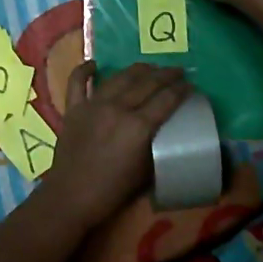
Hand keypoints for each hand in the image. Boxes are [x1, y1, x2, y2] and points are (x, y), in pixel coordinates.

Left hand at [44, 61, 189, 224]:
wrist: (72, 196)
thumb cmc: (113, 190)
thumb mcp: (146, 171)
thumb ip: (157, 146)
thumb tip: (166, 132)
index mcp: (138, 126)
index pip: (166, 99)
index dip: (181, 89)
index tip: (190, 84)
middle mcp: (117, 109)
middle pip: (147, 83)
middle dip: (166, 74)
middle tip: (177, 70)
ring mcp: (93, 105)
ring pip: (119, 78)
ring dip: (137, 70)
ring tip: (149, 67)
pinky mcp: (73, 109)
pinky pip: (77, 83)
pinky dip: (85, 70)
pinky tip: (95, 64)